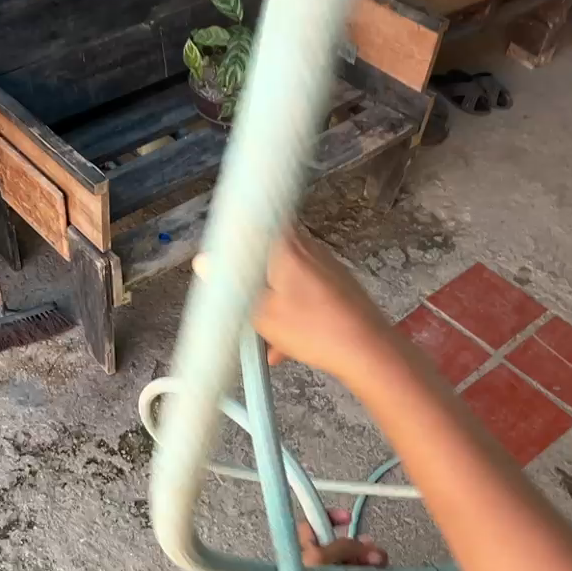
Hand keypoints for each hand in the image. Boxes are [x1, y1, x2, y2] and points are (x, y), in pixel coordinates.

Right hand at [195, 230, 392, 379]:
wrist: (366, 350)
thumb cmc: (316, 330)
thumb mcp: (262, 314)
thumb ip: (231, 288)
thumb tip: (205, 263)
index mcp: (285, 245)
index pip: (253, 220)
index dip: (234, 236)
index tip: (222, 255)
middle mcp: (307, 248)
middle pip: (266, 254)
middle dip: (251, 282)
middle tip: (241, 306)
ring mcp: (324, 267)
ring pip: (284, 280)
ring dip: (269, 305)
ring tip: (263, 338)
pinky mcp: (336, 287)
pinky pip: (302, 296)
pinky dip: (290, 316)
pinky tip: (284, 347)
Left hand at [241, 508, 386, 570]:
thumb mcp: (316, 559)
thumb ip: (343, 547)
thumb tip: (366, 542)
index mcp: (310, 547)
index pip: (322, 526)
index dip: (335, 519)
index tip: (349, 519)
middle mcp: (323, 566)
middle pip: (355, 557)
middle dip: (367, 560)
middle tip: (375, 562)